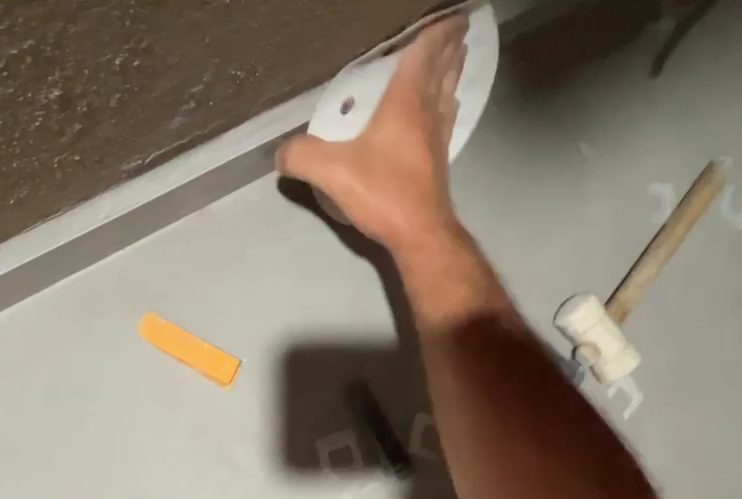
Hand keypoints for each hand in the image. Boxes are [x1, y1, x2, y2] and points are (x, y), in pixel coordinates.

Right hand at [276, 16, 468, 250]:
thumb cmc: (382, 194)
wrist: (419, 233)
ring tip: (456, 60)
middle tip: (458, 31)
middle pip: (443, 71)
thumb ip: (302, 156)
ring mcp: (437, 139)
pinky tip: (444, 112)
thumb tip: (282, 152)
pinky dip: (448, 106)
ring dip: (453, 74)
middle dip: (450, 49)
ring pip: (448, 95)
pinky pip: (446, 122)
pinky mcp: (439, 163)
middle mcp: (427, 114)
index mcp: (405, 103)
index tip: (450, 18)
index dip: (437, 33)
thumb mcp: (331, 173)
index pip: (424, 56)